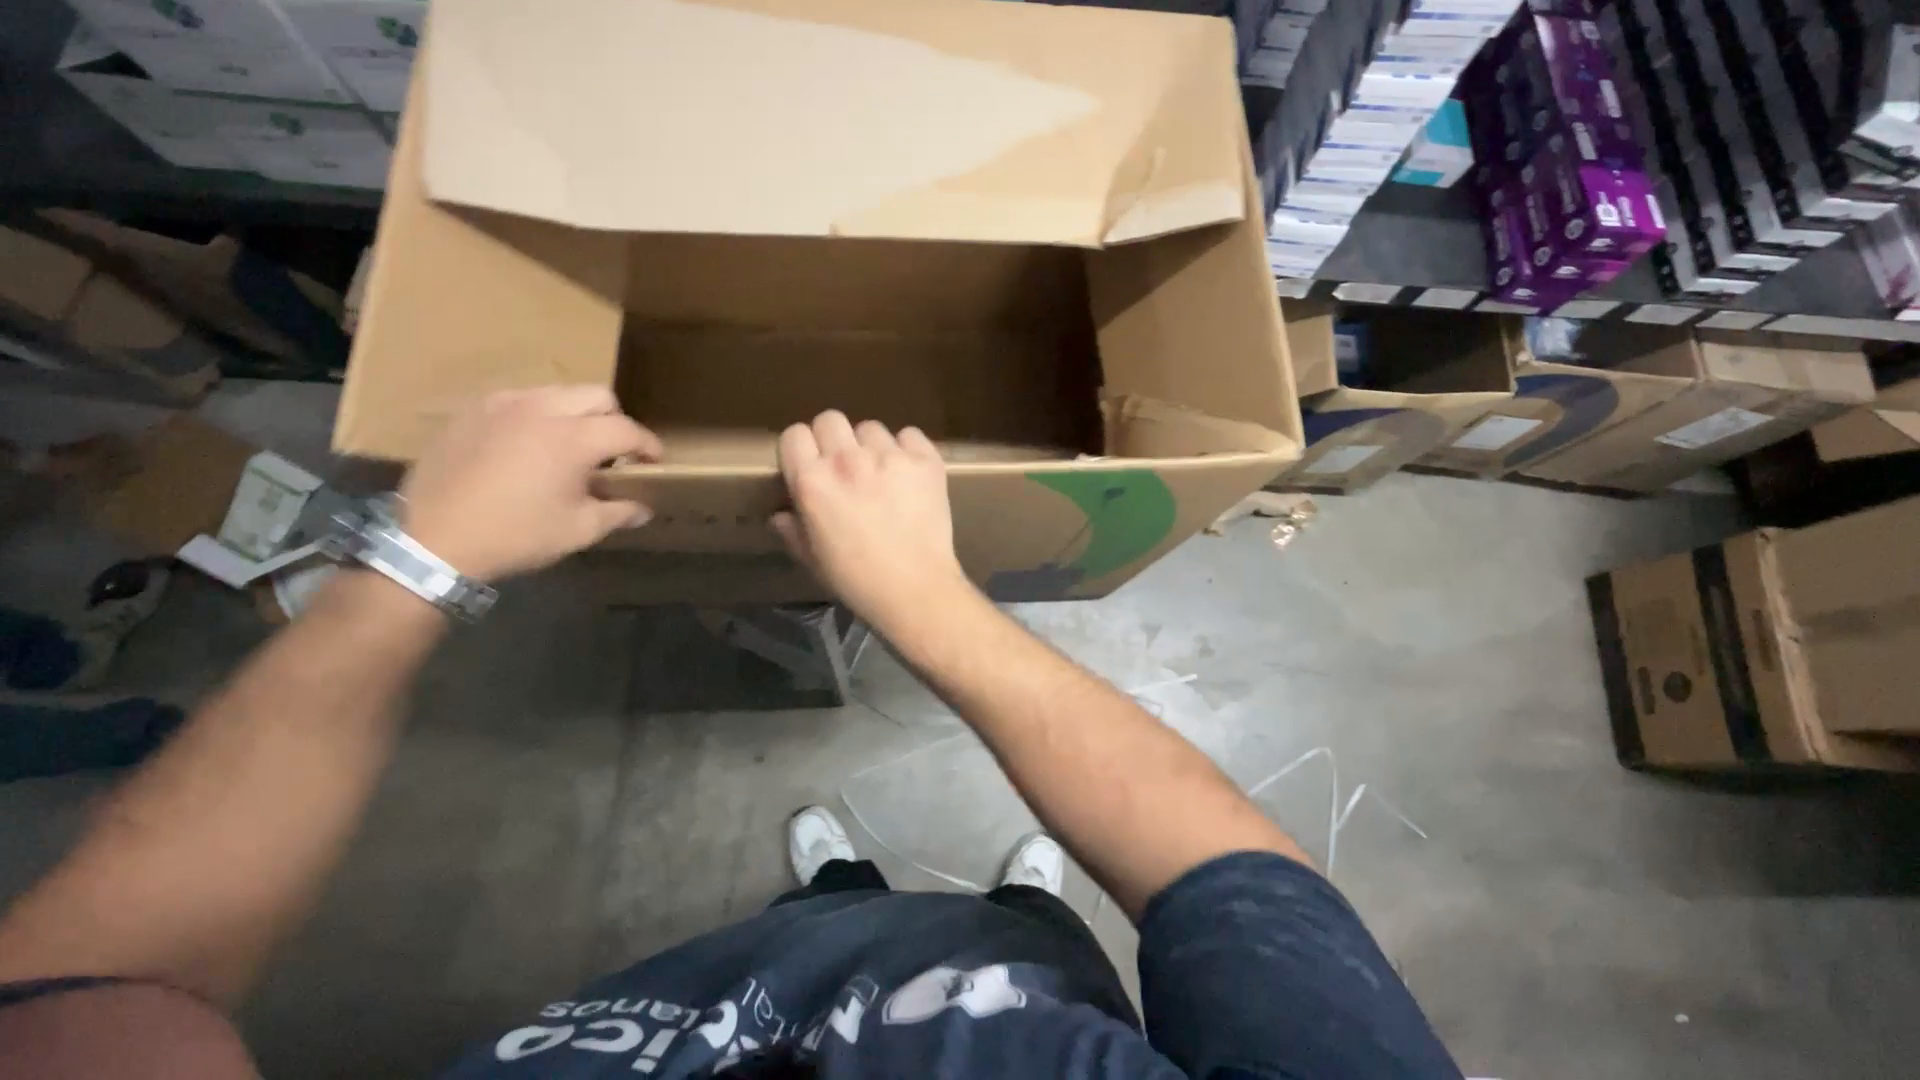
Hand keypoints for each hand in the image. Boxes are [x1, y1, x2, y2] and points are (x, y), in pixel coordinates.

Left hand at [399, 386, 662, 581]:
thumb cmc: (515, 536)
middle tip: (612, 453)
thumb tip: (644, 508)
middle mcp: (541, 409)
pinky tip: (527, 446)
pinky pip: (519, 400)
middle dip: (614, 420)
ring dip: (575, 414)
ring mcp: (503, 404)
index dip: (648, 446)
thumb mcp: (576, 530)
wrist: (433, 540)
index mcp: (572, 438)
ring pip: (557, 392)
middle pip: (597, 395)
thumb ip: (618, 512)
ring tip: (568, 446)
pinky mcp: (473, 410)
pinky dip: (536, 416)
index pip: (626, 429)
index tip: (654, 463)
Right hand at [773, 411, 973, 630]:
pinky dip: (908, 450)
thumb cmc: (857, 581)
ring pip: (871, 428)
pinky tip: (909, 475)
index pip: (794, 434)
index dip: (801, 449)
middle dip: (833, 439)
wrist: (915, 590)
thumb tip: (780, 515)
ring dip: (872, 447)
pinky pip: (910, 435)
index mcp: (812, 482)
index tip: (810, 465)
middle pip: (830, 419)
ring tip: (882, 475)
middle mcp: (847, 460)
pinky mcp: (925, 460)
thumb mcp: (812, 560)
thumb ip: (792, 530)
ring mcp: (889, 456)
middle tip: (844, 467)